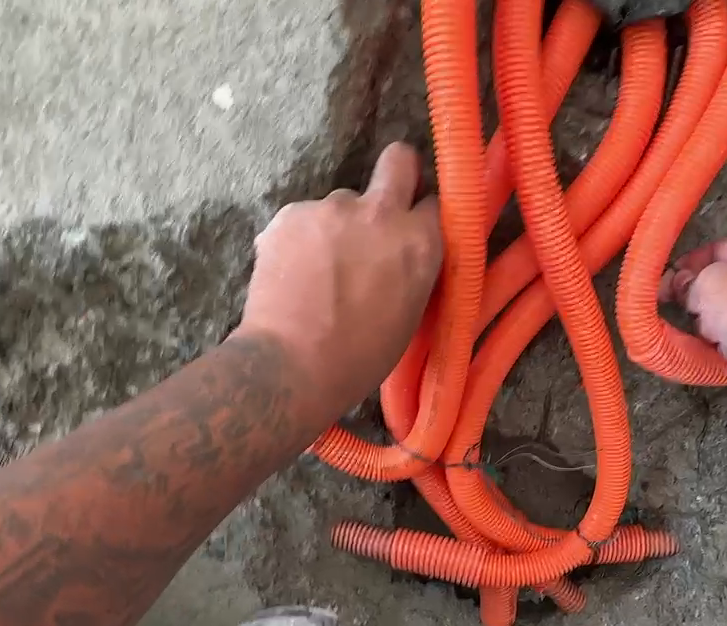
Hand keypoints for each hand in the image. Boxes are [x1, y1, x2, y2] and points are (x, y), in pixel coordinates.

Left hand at [235, 143, 442, 400]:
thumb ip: (412, 270)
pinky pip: (305, 219)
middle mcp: (381, 214)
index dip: (424, 216)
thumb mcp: (409, 315)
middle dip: (397, 173)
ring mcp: (332, 209)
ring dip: (340, 226)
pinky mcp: (291, 213)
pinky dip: (302, 240)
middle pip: (398, 161)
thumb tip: (403, 255)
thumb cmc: (362, 356)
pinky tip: (295, 275)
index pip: (435, 203)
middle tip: (384, 206)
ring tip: (323, 270)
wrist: (295, 365)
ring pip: (343, 202)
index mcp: (420, 245)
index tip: (415, 229)